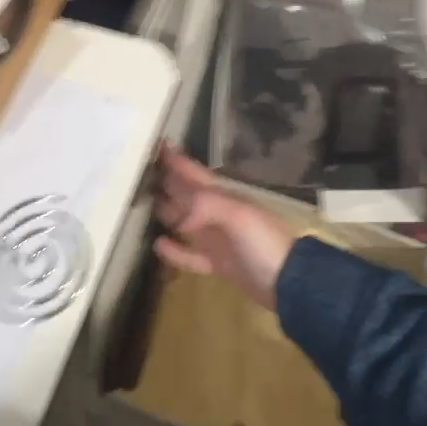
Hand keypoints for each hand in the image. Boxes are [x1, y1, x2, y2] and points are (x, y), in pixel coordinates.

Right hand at [151, 144, 295, 310]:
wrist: (287, 282)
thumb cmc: (264, 242)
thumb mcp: (239, 216)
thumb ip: (206, 206)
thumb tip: (178, 218)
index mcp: (224, 196)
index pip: (194, 173)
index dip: (176, 159)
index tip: (155, 143)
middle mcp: (217, 213)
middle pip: (186, 194)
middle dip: (166, 181)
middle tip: (138, 171)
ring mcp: (217, 239)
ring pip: (185, 221)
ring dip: (166, 211)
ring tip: (141, 204)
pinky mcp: (217, 264)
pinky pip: (189, 255)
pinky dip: (174, 250)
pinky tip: (157, 244)